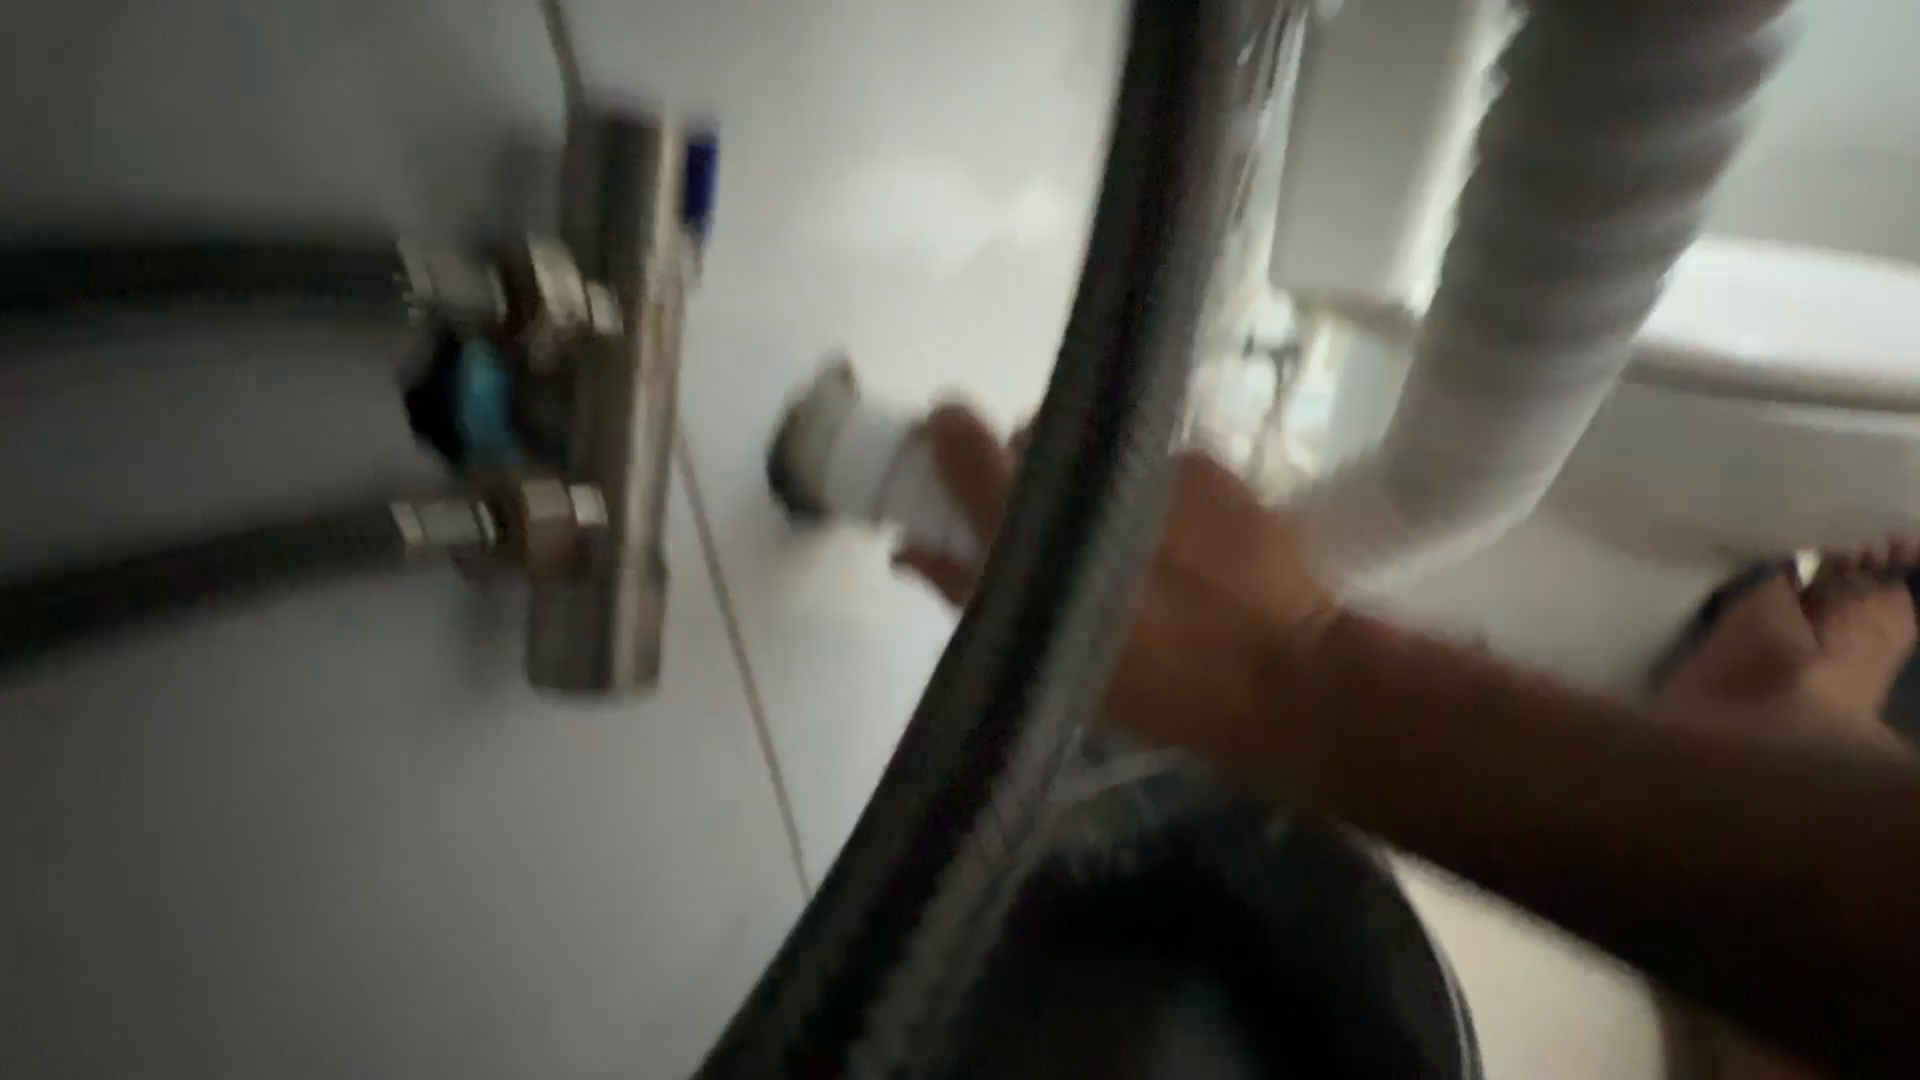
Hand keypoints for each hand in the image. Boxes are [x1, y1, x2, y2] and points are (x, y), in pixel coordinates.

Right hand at [892, 404, 1338, 762]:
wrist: (1281, 676)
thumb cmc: (1152, 684)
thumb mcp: (1046, 649)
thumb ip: (968, 592)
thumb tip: (905, 549)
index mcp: (1039, 528)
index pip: (966, 447)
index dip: (946, 434)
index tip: (944, 436)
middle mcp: (1089, 477)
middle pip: (1030, 437)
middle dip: (1029, 466)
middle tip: (1055, 516)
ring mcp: (1151, 461)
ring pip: (1096, 444)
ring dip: (1092, 471)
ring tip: (1122, 524)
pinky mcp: (1207, 461)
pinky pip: (1154, 459)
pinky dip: (1152, 485)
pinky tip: (1179, 531)